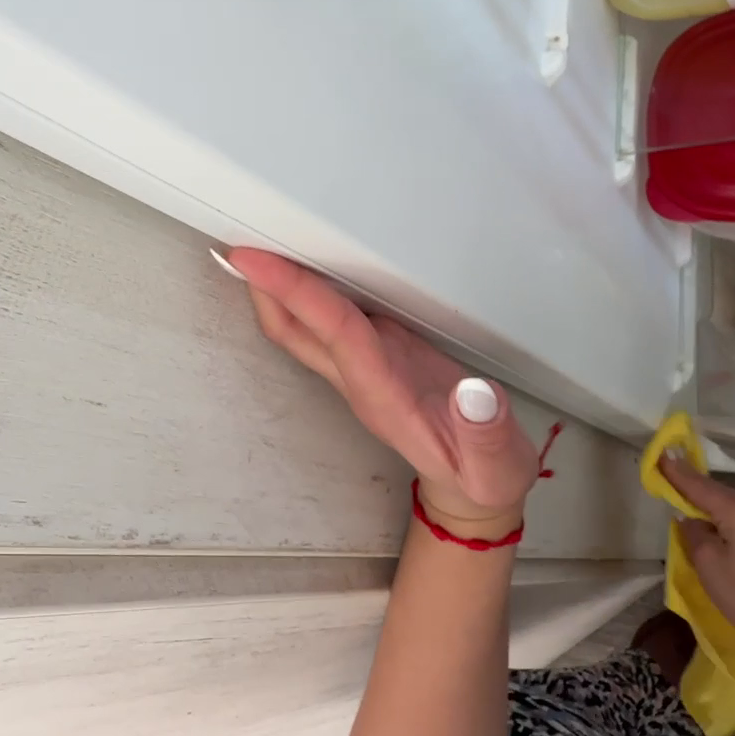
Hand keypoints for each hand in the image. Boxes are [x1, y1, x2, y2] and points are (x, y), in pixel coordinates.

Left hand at [224, 248, 543, 534]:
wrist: (472, 493)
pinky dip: (313, 292)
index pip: (333, 331)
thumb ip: (484, 433)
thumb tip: (475, 394)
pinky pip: (333, 320)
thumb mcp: (494, 467)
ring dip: (281, 288)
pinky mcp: (382, 358)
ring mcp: (368, 368)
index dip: (296, 291)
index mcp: (384, 395)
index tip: (255, 260)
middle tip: (239, 242)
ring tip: (264, 243)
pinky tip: (315, 267)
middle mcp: (363, 379)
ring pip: (307, 325)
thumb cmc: (482, 478)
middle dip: (264, 287)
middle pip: (297, 329)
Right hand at [658, 454, 734, 651]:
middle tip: (667, 475)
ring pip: (732, 504)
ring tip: (685, 500)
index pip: (701, 487)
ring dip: (709, 504)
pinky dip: (725, 516)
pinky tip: (712, 522)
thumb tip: (691, 519)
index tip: (660, 454)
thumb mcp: (708, 565)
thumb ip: (694, 532)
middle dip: (693, 487)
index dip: (678, 473)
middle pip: (718, 492)